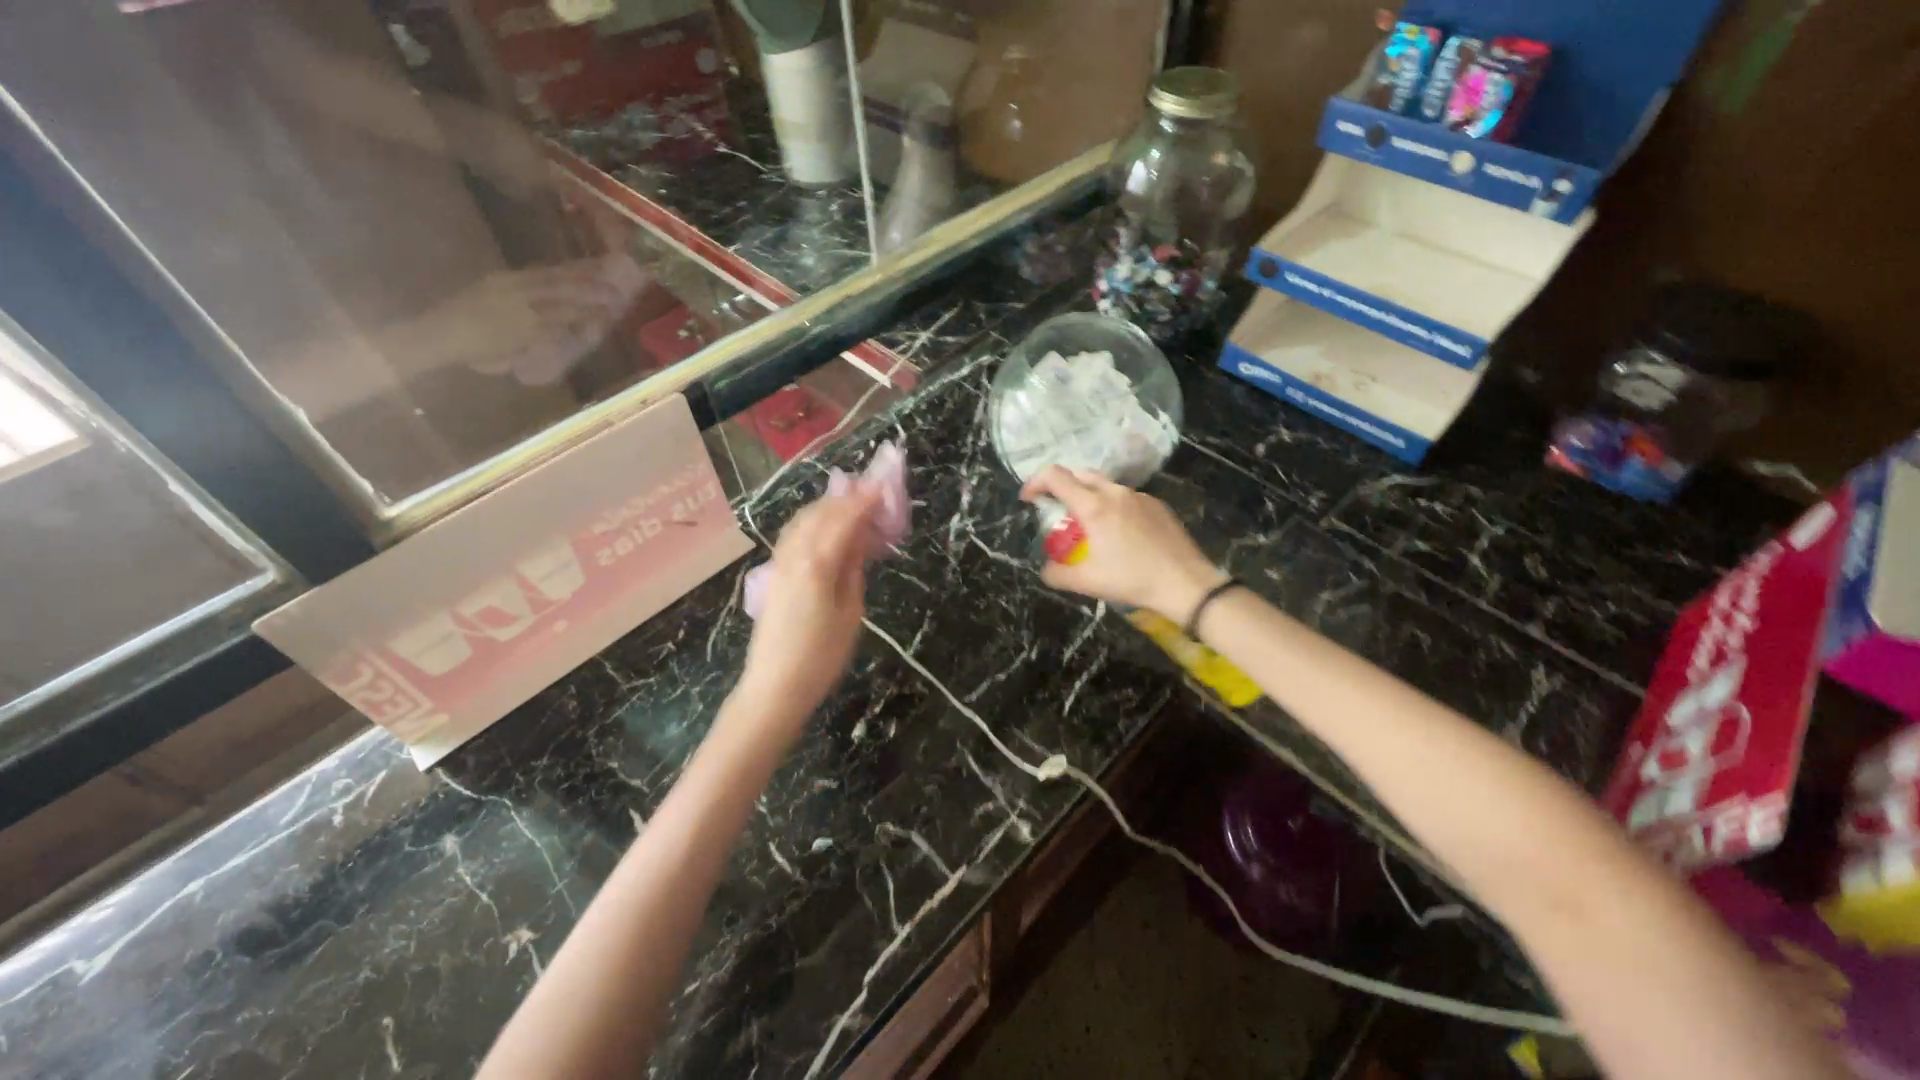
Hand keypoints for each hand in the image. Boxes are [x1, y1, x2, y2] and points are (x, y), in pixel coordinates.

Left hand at [737, 490, 880, 724]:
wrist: (775, 685)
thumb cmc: (821, 656)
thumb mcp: (850, 613)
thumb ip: (854, 569)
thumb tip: (860, 538)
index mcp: (818, 563)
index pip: (844, 519)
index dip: (865, 500)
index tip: (883, 487)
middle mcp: (794, 554)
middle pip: (821, 513)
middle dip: (846, 498)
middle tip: (872, 494)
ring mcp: (779, 563)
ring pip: (803, 521)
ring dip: (828, 508)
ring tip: (852, 505)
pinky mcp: (773, 574)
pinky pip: (793, 535)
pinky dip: (812, 523)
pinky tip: (825, 529)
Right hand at [1019, 466, 1223, 620]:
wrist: (1185, 583)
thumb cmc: (1132, 580)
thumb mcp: (1087, 583)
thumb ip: (1057, 574)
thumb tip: (1045, 569)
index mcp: (1094, 506)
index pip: (1056, 476)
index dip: (1035, 482)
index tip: (1028, 499)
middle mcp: (1115, 493)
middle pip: (1079, 474)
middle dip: (1061, 486)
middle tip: (1056, 510)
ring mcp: (1139, 496)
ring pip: (1105, 486)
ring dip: (1088, 497)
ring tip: (1088, 525)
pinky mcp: (1157, 505)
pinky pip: (1126, 498)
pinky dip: (1113, 507)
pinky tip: (1119, 534)